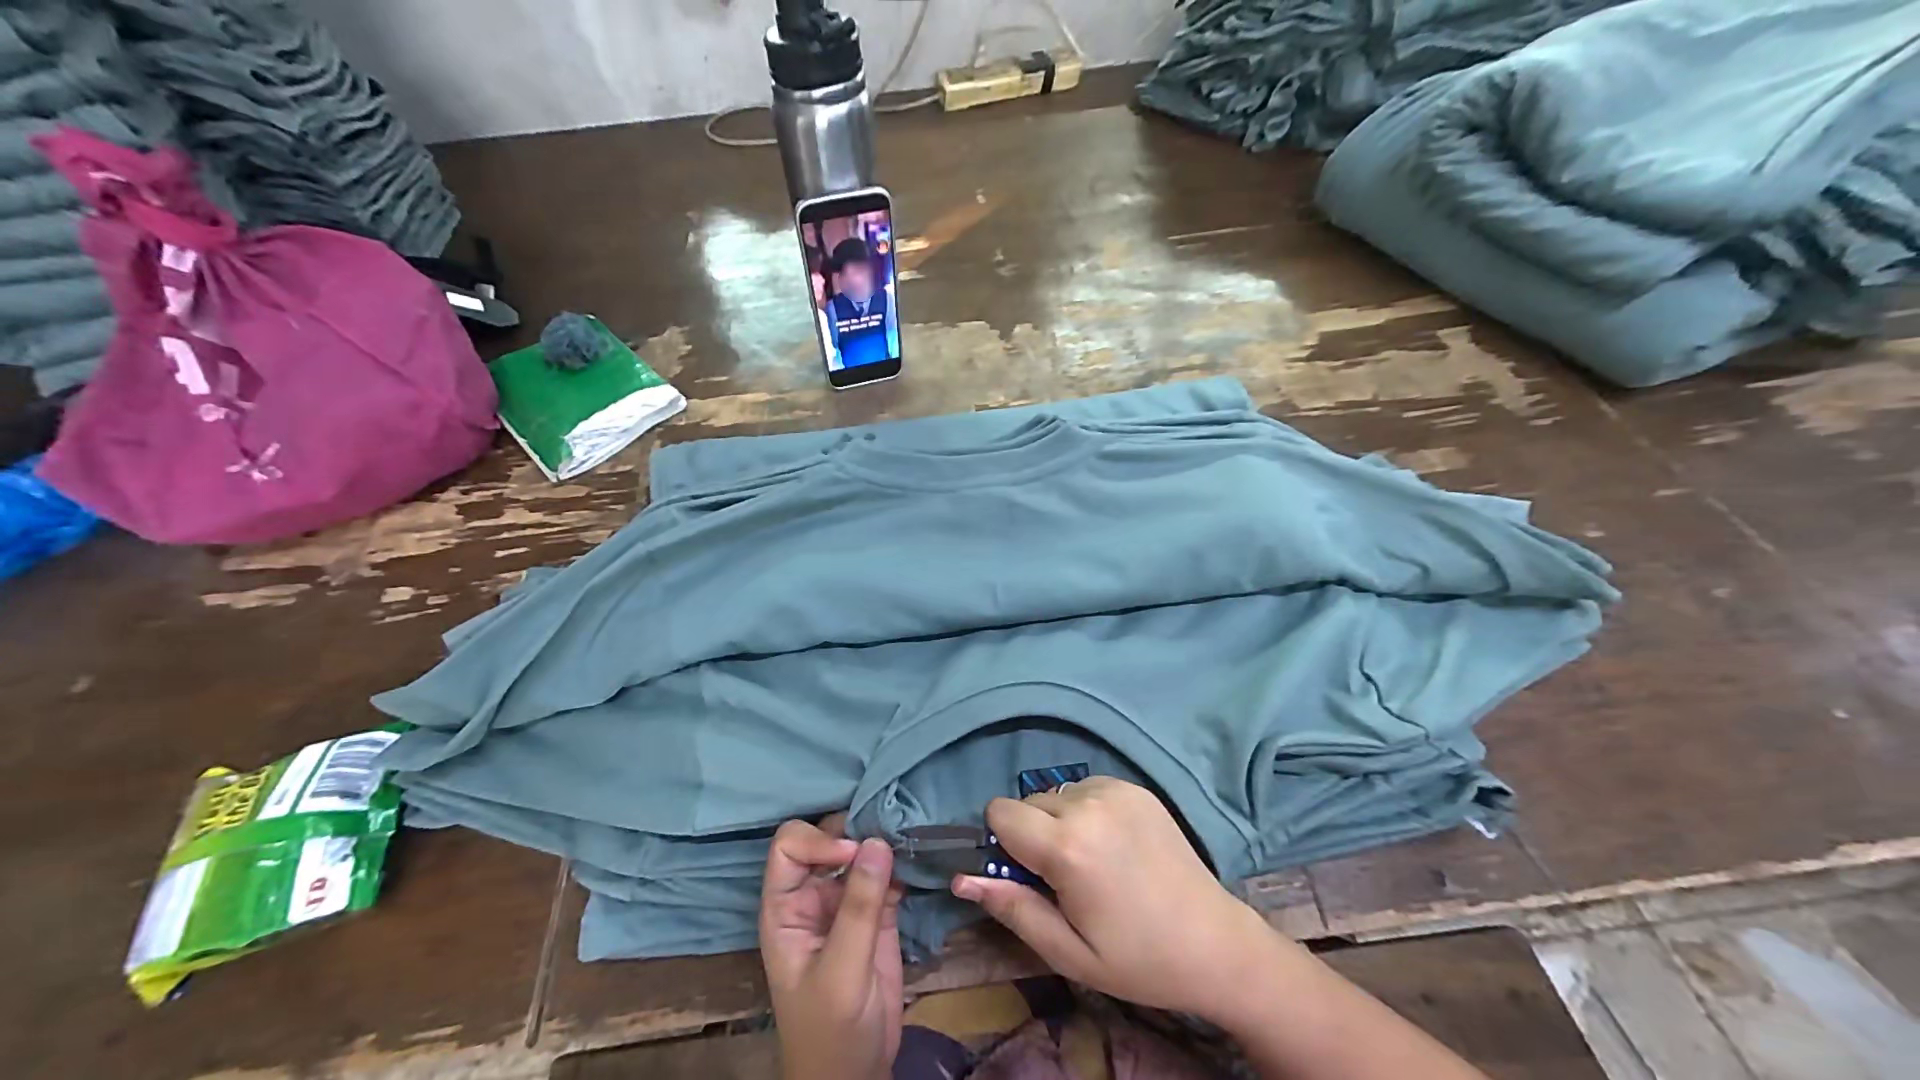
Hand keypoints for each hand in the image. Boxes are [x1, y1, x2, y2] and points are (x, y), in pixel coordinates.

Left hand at [759, 817, 903, 1079]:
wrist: (856, 1074)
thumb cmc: (831, 1030)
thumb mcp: (841, 972)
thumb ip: (858, 908)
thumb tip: (876, 842)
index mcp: (786, 907)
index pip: (790, 847)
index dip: (819, 841)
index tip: (854, 853)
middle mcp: (813, 895)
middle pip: (827, 838)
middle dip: (856, 831)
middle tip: (890, 833)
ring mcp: (845, 901)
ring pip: (860, 851)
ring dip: (883, 842)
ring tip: (909, 838)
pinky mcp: (877, 912)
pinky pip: (887, 873)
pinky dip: (902, 864)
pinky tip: (918, 863)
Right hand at [951, 777, 1299, 1024]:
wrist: (1215, 943)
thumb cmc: (1137, 959)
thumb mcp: (1068, 951)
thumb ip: (1012, 908)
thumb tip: (961, 879)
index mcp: (1067, 846)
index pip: (1000, 812)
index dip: (1003, 843)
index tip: (1026, 874)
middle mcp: (1088, 804)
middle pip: (1027, 802)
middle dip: (1033, 835)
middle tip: (1065, 878)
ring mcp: (1116, 790)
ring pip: (1056, 793)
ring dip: (1060, 821)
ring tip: (1094, 862)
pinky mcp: (1136, 788)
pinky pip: (1086, 789)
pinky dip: (1087, 810)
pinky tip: (1114, 845)